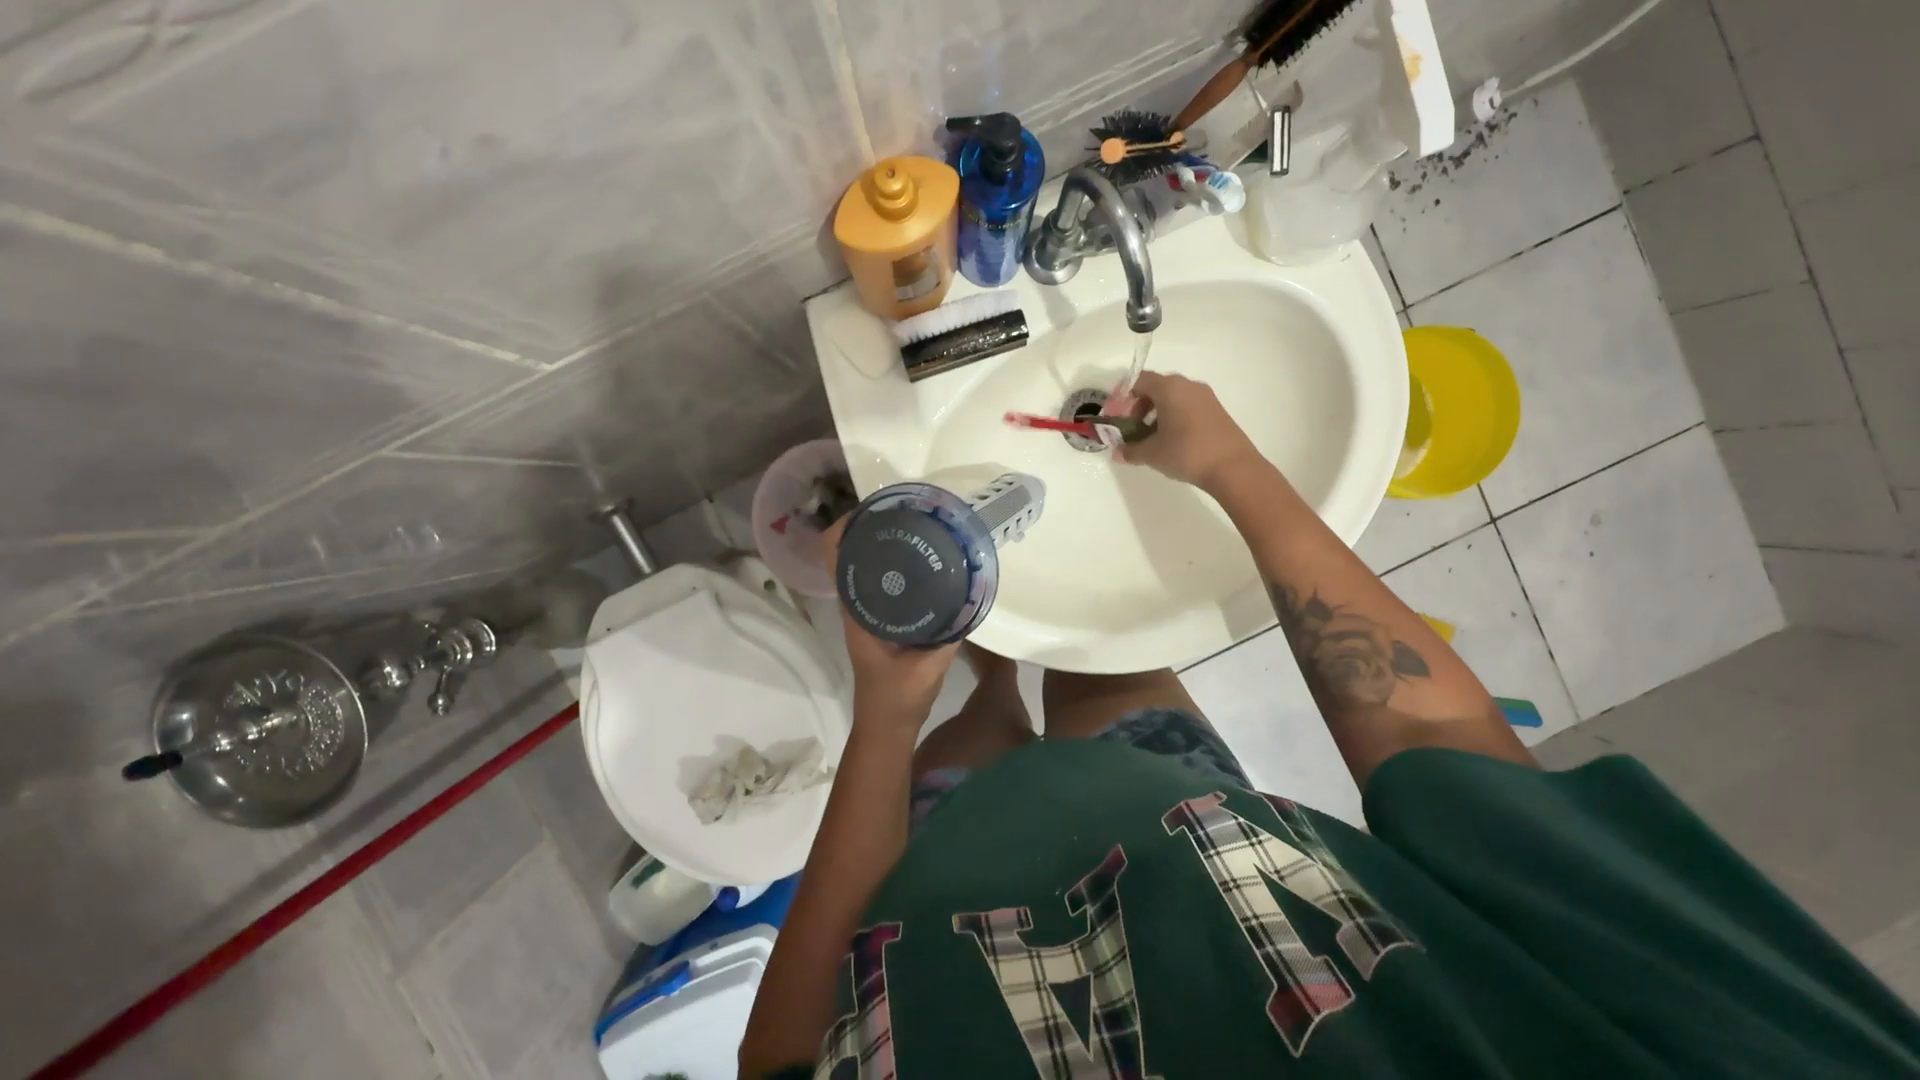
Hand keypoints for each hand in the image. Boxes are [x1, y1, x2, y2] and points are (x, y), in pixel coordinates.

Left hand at [819, 517, 959, 732]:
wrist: (887, 726)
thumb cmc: (899, 697)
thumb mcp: (929, 665)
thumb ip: (950, 632)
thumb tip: (973, 593)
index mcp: (858, 610)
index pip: (836, 557)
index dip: (846, 528)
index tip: (876, 509)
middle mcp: (857, 605)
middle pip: (851, 553)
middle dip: (872, 527)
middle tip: (908, 510)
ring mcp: (866, 612)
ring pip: (866, 566)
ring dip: (883, 544)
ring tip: (918, 525)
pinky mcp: (880, 619)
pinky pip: (882, 582)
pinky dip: (895, 564)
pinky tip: (924, 559)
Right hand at [1115, 371, 1262, 491]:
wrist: (1233, 467)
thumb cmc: (1186, 453)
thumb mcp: (1152, 454)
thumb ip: (1130, 450)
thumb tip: (1118, 453)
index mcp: (1169, 387)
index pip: (1138, 380)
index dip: (1122, 397)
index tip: (1115, 417)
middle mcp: (1187, 385)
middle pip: (1155, 388)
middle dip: (1138, 407)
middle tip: (1130, 429)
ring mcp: (1205, 397)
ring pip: (1172, 398)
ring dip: (1155, 414)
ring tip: (1149, 439)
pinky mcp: (1216, 410)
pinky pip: (1187, 406)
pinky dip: (1173, 417)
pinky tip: (1170, 441)